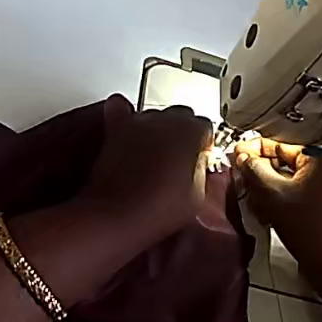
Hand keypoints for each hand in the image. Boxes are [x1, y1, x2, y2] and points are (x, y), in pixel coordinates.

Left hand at [79, 95, 215, 238]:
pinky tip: (129, 133)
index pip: (205, 127)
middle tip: (178, 159)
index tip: (200, 158)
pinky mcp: (116, 127)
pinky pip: (120, 108)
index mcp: (192, 131)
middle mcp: (167, 119)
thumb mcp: (197, 196)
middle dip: (182, 134)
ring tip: (153, 155)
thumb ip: (203, 170)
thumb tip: (199, 165)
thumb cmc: (158, 208)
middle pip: (182, 116)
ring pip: (154, 114)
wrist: (119, 214)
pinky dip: (124, 115)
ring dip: (157, 129)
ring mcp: (140, 121)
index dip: (203, 144)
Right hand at [232, 138, 321, 277]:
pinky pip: (297, 199)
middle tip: (245, 181)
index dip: (253, 149)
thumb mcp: (272, 194)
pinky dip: (281, 204)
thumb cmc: (317, 233)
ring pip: (288, 183)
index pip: (278, 143)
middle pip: (283, 163)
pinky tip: (270, 217)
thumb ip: (253, 170)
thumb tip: (244, 158)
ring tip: (259, 205)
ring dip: (268, 192)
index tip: (239, 156)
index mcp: (319, 160)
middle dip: (260, 174)